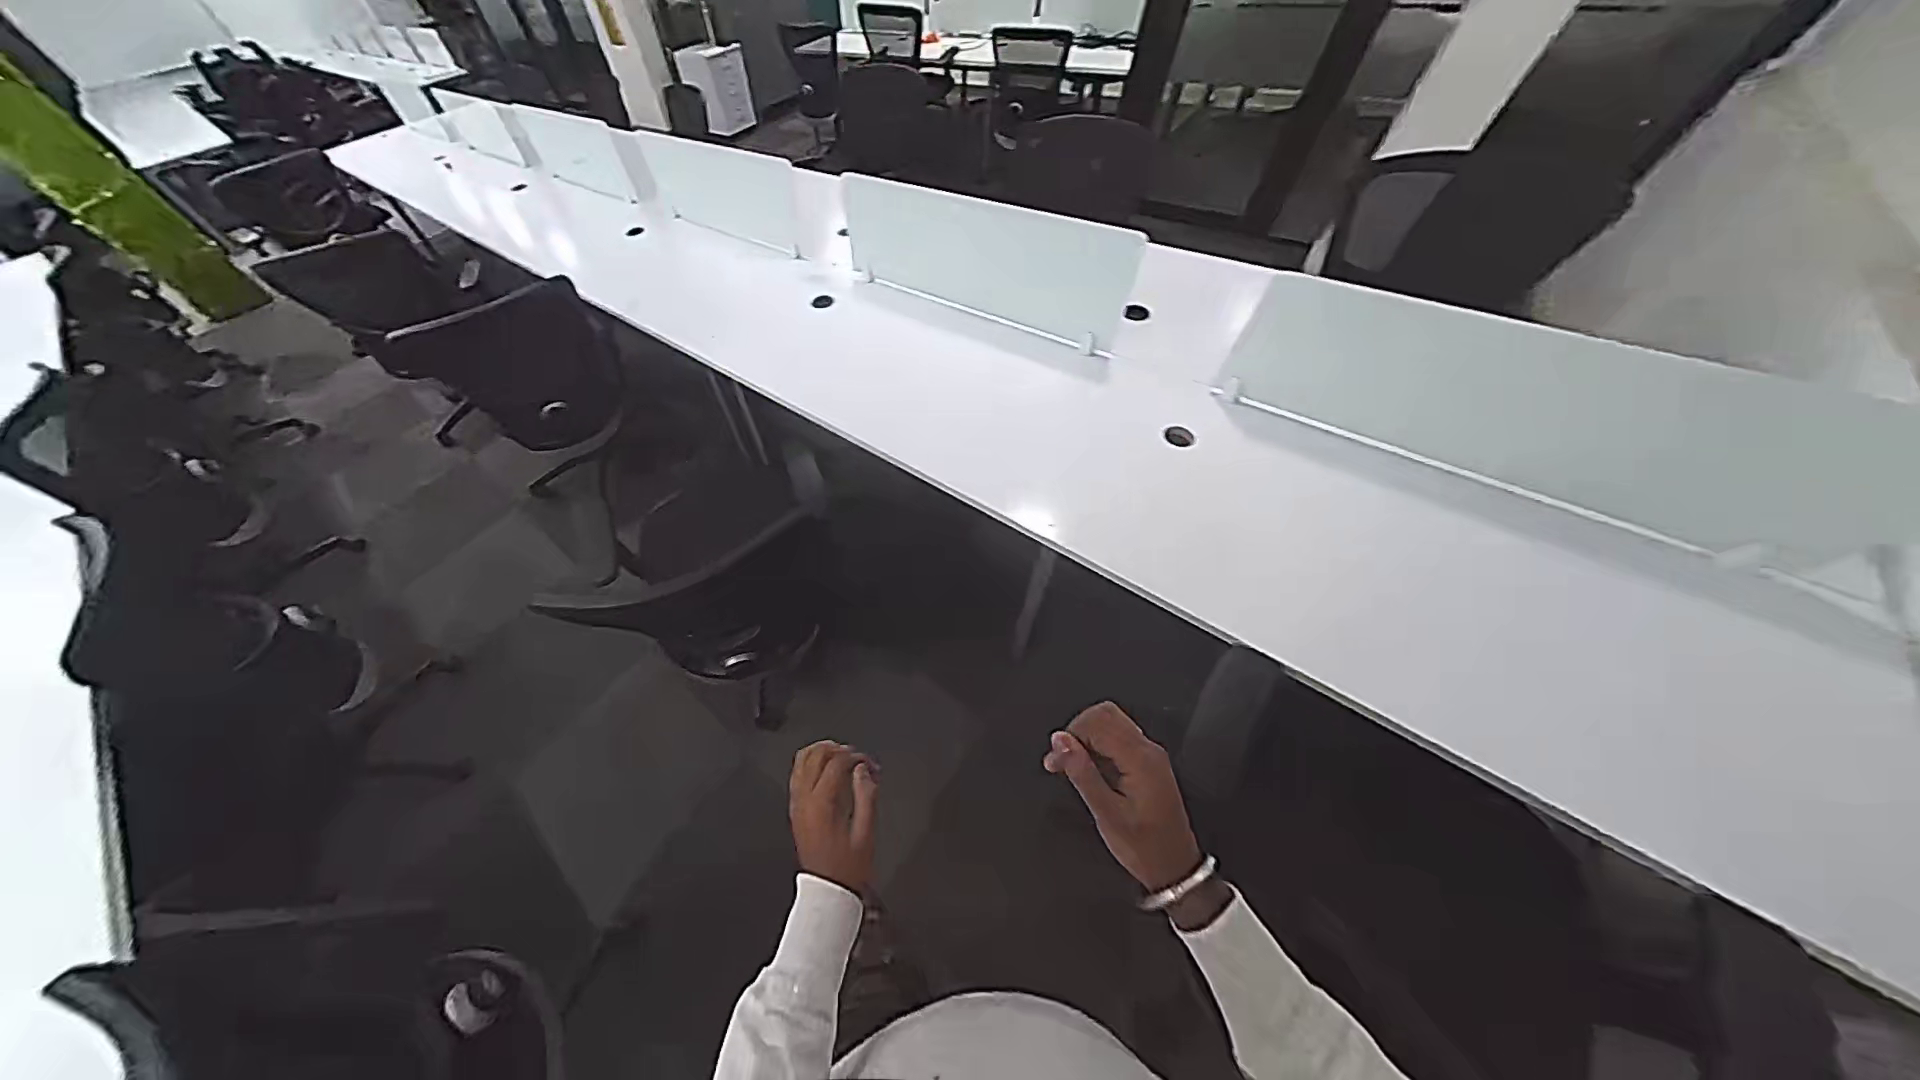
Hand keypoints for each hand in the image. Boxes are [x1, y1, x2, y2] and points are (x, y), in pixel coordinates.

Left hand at [789, 740, 879, 892]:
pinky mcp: (795, 810)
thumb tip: (864, 770)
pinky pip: (796, 775)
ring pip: (801, 761)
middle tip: (855, 754)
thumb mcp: (865, 832)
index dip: (855, 757)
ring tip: (838, 752)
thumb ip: (866, 795)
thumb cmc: (847, 866)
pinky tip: (823, 766)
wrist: (826, 890)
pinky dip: (809, 763)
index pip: (836, 764)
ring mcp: (796, 804)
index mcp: (822, 804)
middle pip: (815, 756)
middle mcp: (804, 800)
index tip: (868, 763)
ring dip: (820, 751)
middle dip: (837, 749)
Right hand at [1045, 703, 1232, 929]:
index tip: (1055, 759)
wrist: (1175, 868)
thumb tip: (1060, 741)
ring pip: (1111, 722)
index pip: (1098, 722)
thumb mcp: (1106, 814)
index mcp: (1140, 759)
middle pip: (1105, 713)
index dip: (1071, 735)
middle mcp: (1148, 750)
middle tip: (1062, 759)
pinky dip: (1098, 745)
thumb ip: (1082, 772)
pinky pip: (1118, 737)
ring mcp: (1150, 754)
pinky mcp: (1147, 761)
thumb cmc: (1144, 847)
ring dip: (1086, 736)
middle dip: (1077, 730)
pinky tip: (1089, 769)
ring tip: (1072, 766)